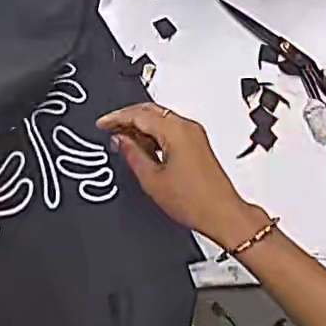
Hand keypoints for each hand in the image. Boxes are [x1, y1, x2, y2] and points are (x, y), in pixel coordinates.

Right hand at [97, 103, 269, 249]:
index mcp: (176, 130)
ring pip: (161, 119)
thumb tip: (121, 140)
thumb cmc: (195, 201)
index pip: (139, 114)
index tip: (103, 123)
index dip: (117, 117)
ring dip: (141, 126)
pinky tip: (143, 148)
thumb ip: (132, 154)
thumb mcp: (152, 179)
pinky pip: (170, 129)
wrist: (222, 214)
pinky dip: (153, 134)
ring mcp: (194, 134)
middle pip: (151, 111)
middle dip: (128, 117)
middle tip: (110, 128)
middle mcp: (187, 127)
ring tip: (123, 140)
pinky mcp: (197, 144)